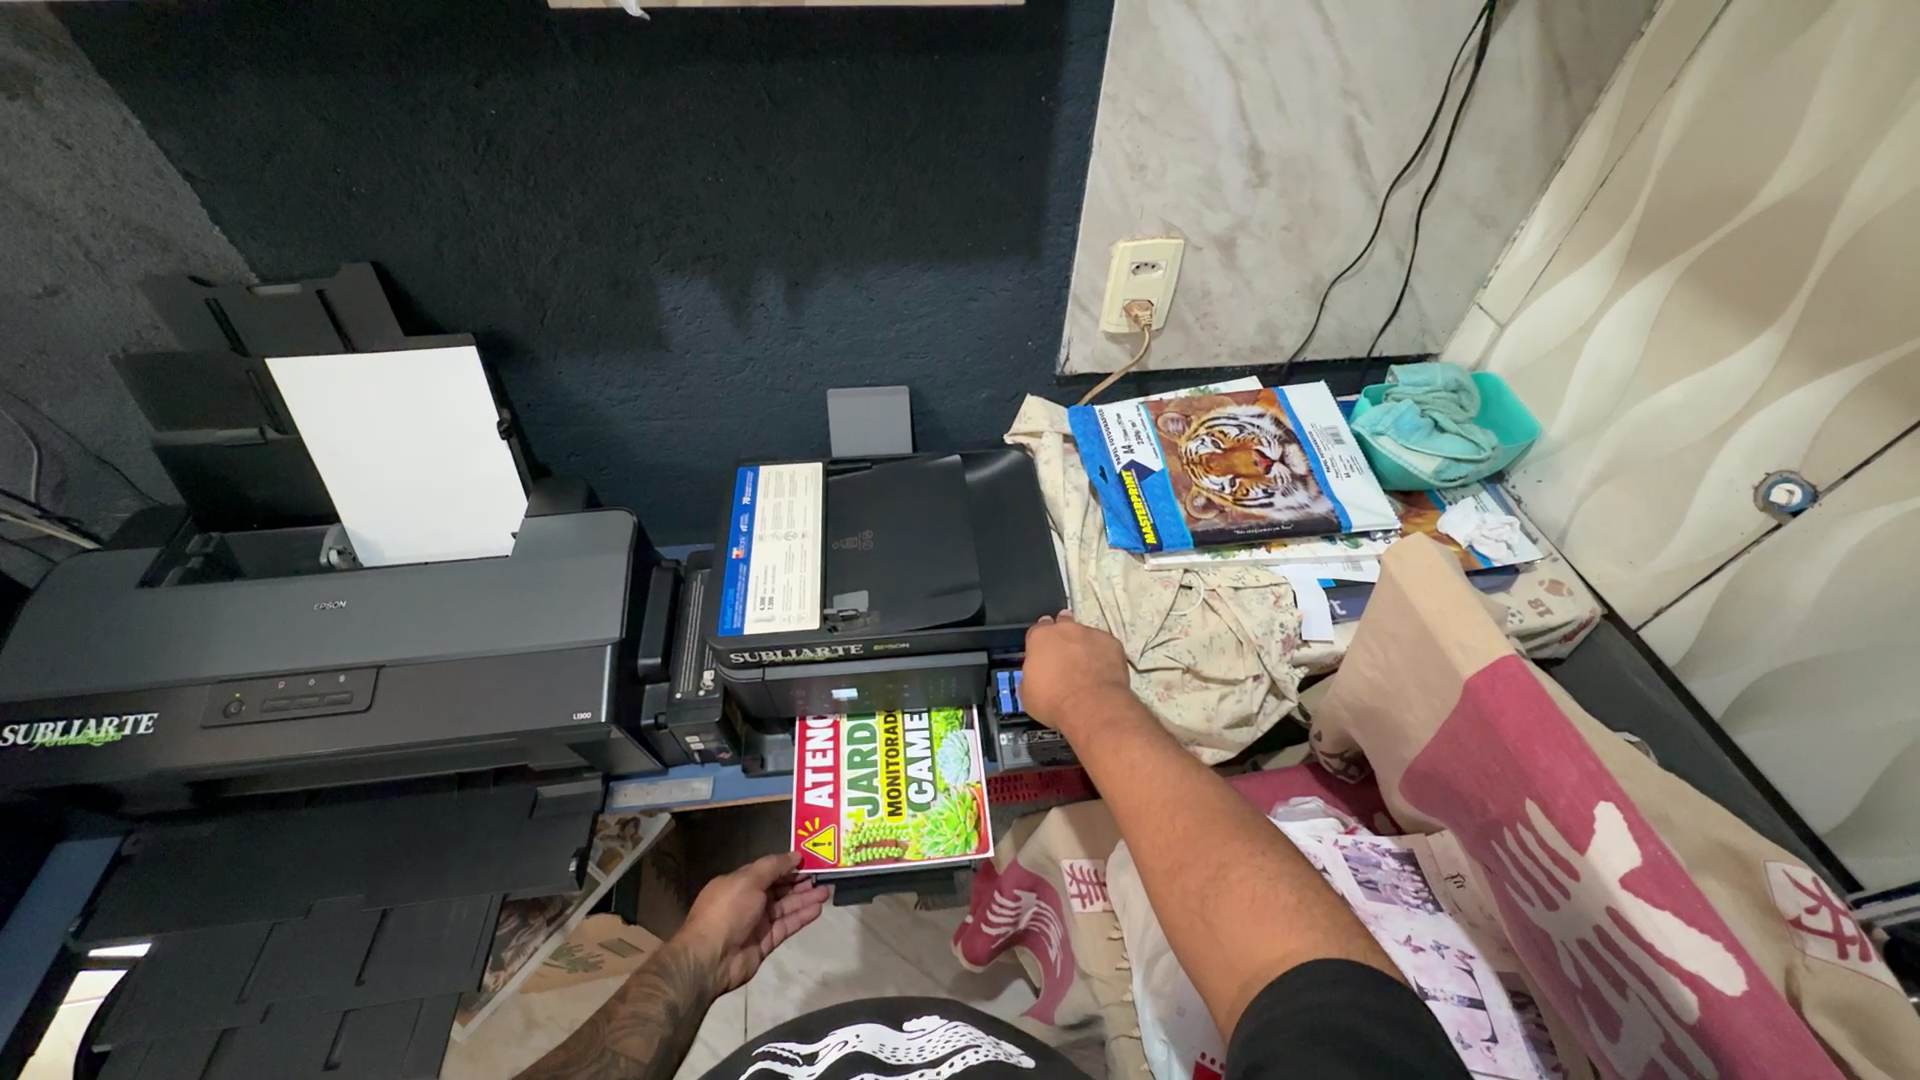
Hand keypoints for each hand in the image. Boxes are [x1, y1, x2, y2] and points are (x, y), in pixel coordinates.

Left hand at [678, 851, 831, 992]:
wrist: (710, 959)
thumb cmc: (728, 911)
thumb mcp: (748, 880)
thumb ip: (773, 866)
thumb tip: (794, 855)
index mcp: (739, 883)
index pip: (767, 870)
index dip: (787, 865)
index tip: (808, 860)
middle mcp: (748, 901)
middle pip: (779, 888)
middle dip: (799, 881)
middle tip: (822, 875)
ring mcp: (757, 922)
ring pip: (786, 906)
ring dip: (805, 898)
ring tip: (826, 891)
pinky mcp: (766, 942)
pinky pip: (787, 925)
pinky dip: (801, 917)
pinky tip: (817, 909)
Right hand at [1020, 610, 1135, 739]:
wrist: (1091, 707)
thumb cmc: (1056, 701)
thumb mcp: (1027, 695)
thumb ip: (1028, 677)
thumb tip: (1031, 681)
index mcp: (1040, 638)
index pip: (1036, 630)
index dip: (1039, 642)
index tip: (1042, 653)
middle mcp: (1065, 629)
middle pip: (1062, 624)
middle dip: (1062, 637)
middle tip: (1064, 655)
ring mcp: (1091, 634)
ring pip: (1085, 635)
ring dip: (1083, 647)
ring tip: (1085, 668)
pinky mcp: (1112, 643)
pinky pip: (1105, 646)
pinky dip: (1103, 655)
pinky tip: (1101, 672)